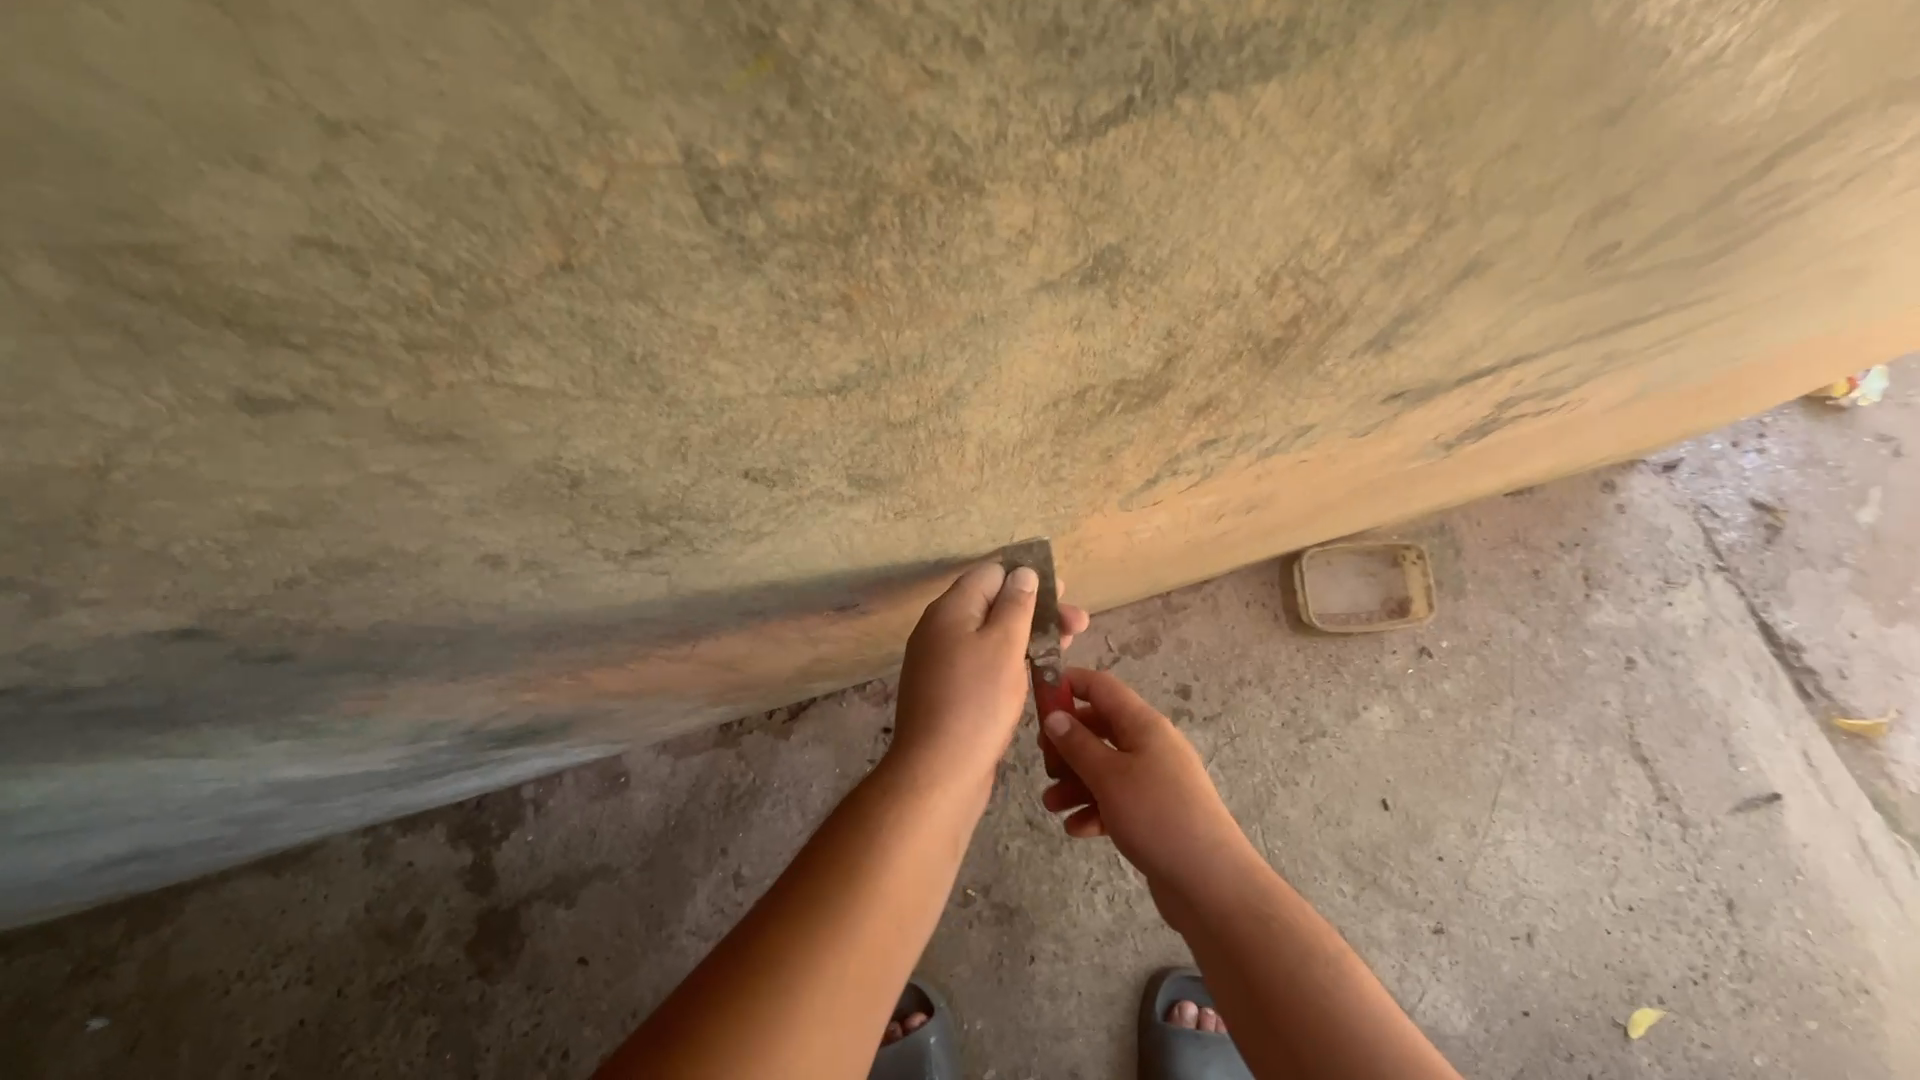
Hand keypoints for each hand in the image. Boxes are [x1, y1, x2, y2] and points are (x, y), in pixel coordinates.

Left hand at [889, 562, 1088, 792]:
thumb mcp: (1003, 645)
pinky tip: (1039, 672)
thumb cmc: (976, 702)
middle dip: (1037, 609)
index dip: (1027, 576)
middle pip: (993, 604)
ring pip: (991, 636)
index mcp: (950, 610)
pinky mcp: (950, 691)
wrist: (938, 771)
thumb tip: (1021, 572)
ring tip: (1068, 646)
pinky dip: (1012, 661)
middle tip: (1078, 623)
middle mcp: (940, 630)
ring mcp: (942, 663)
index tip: (1062, 591)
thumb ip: (1016, 605)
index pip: (990, 574)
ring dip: (1029, 636)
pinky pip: (984, 663)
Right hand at [1038, 669, 1259, 921]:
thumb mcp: (1108, 776)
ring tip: (1051, 804)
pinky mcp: (1154, 813)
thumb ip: (1077, 744)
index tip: (1038, 703)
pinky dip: (1094, 809)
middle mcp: (1150, 745)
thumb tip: (1055, 716)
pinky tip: (1077, 828)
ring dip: (1075, 782)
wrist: (1209, 881)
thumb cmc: (1156, 815)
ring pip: (1104, 768)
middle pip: (1100, 728)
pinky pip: (1116, 800)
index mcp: (1143, 724)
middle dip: (1068, 745)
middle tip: (1045, 765)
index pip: (1102, 687)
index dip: (1069, 686)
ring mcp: (1154, 780)